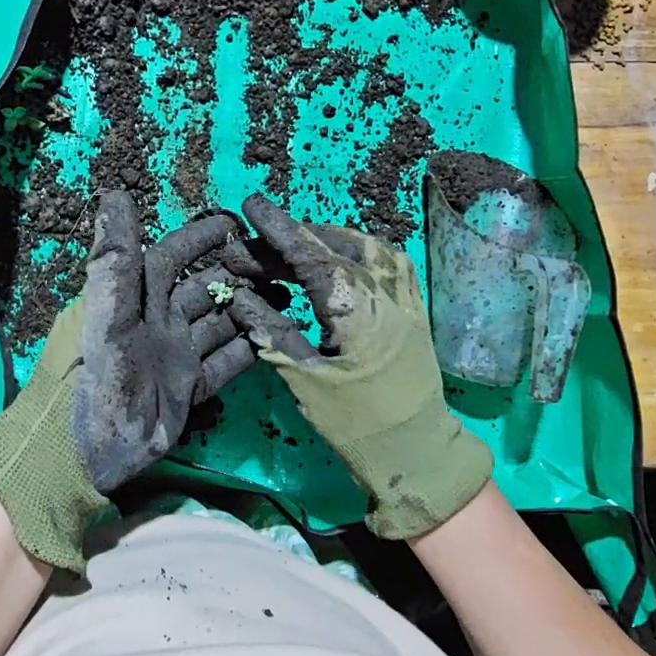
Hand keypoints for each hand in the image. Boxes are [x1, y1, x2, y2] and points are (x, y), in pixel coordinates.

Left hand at [0, 191, 252, 572]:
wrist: (85, 449)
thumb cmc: (94, 373)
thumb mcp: (106, 312)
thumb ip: (115, 255)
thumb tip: (114, 191)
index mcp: (137, 297)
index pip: (174, 255)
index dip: (202, 238)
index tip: (237, 222)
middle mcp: (159, 320)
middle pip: (205, 287)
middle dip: (237, 272)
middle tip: (278, 263)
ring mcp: (176, 355)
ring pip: (219, 322)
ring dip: (249, 308)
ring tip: (288, 296)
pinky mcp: (188, 390)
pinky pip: (225, 364)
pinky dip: (248, 350)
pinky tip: (276, 338)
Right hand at [227, 193, 494, 539]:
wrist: (418, 450)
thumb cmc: (355, 421)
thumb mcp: (304, 378)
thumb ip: (271, 330)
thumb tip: (237, 295)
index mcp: (354, 307)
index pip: (308, 253)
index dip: (276, 228)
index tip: (251, 205)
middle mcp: (383, 290)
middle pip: (330, 245)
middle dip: (288, 241)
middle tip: (252, 251)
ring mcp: (404, 294)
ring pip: (361, 244)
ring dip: (321, 240)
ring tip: (287, 250)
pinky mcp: (413, 303)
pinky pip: (384, 258)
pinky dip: (352, 249)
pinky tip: (335, 258)